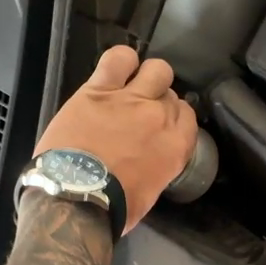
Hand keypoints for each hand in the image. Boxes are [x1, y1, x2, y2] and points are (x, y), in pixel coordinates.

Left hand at [35, 46, 195, 231]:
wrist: (77, 197)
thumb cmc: (116, 206)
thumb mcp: (151, 191)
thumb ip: (158, 166)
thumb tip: (152, 159)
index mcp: (176, 147)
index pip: (187, 117)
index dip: (176, 118)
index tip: (164, 125)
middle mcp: (160, 118)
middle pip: (171, 94)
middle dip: (161, 101)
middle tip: (144, 112)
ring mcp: (131, 99)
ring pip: (156, 70)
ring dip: (150, 76)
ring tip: (135, 86)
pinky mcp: (99, 90)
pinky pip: (118, 59)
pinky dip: (122, 60)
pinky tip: (119, 69)